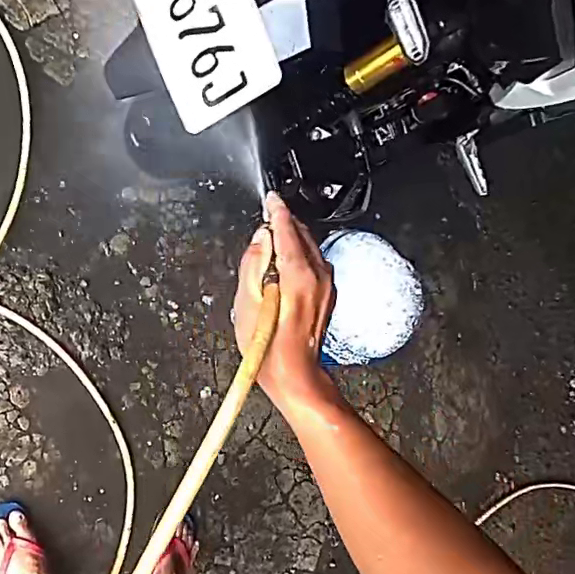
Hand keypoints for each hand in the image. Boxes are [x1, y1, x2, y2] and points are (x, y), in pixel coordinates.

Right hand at [235, 191, 337, 414]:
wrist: (295, 375)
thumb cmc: (269, 346)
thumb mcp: (247, 303)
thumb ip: (253, 264)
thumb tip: (260, 239)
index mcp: (298, 273)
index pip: (287, 229)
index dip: (276, 210)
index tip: (271, 199)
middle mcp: (318, 275)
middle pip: (302, 235)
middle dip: (285, 223)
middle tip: (268, 217)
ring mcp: (326, 286)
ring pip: (310, 249)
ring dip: (293, 239)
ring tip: (273, 238)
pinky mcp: (327, 296)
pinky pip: (315, 264)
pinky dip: (300, 254)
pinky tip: (287, 262)